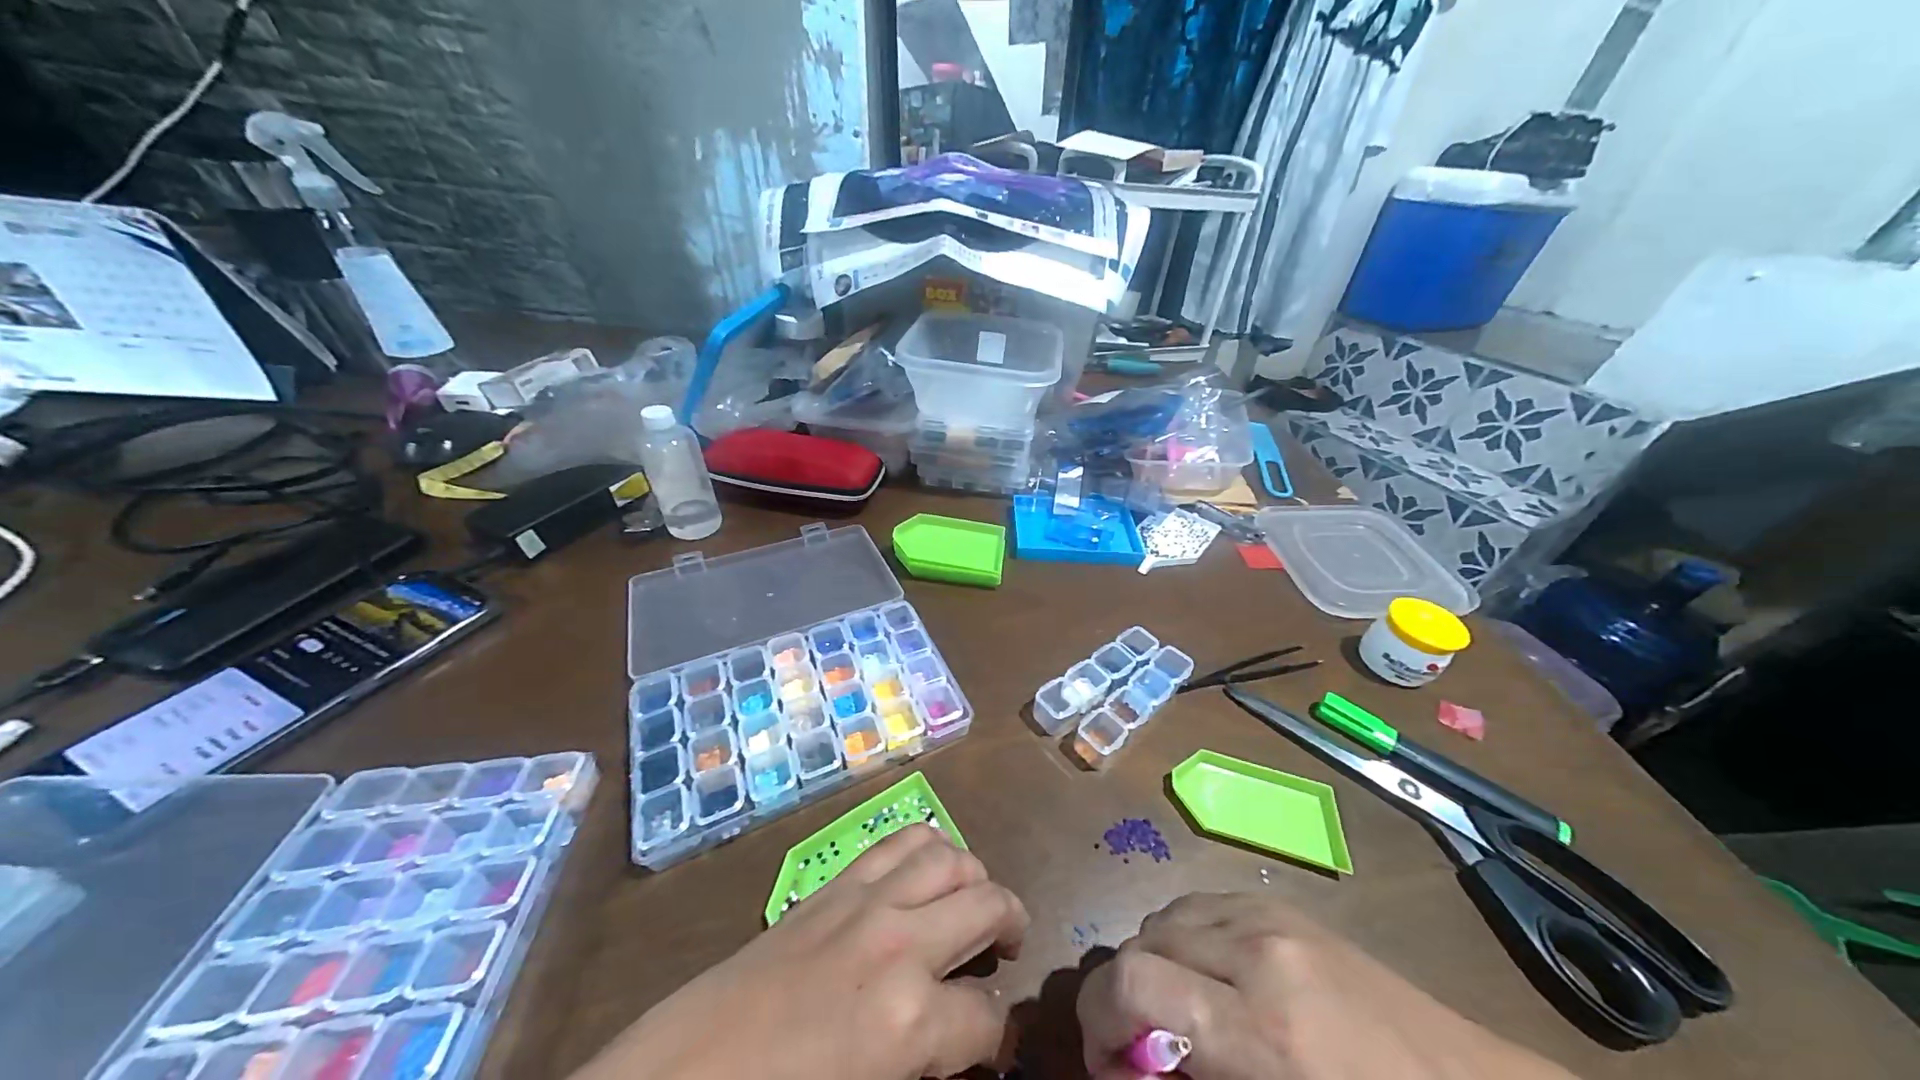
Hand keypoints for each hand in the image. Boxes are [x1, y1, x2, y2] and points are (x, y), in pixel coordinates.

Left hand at [571, 824, 1028, 1079]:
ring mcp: (865, 901)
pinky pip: (897, 841)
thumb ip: (928, 1058)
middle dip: (1012, 925)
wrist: (686, 1075)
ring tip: (975, 899)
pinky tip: (928, 870)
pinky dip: (928, 846)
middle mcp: (900, 942)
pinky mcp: (833, 884)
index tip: (994, 1044)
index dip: (999, 1037)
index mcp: (910, 1018)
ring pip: (948, 856)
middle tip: (1007, 949)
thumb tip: (966, 1039)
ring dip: (974, 875)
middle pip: (987, 905)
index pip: (988, 1019)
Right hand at [1078, 893, 1577, 1079]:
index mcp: (1262, 1026)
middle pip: (1140, 944)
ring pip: (1163, 917)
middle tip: (1135, 1051)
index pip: (1134, 984)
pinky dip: (1181, 939)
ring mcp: (1272, 918)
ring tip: (1171, 1013)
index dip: (1097, 1022)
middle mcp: (1257, 952)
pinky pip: (1200, 904)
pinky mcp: (1286, 907)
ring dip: (1150, 965)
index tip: (1106, 1065)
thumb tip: (1130, 1070)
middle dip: (1118, 998)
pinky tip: (1205, 978)